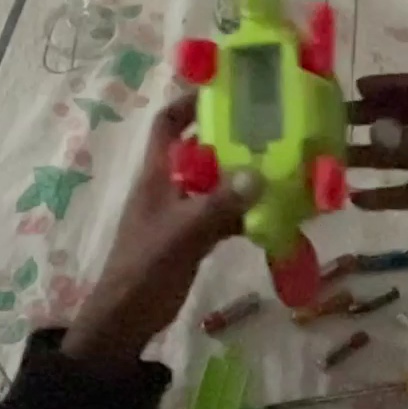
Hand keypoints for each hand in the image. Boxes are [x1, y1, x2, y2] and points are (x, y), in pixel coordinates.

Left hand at [61, 96, 256, 364]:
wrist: (126, 318)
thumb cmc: (146, 266)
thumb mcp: (183, 232)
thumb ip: (220, 204)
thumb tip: (260, 174)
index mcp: (156, 173)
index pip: (167, 124)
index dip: (188, 102)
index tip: (224, 90)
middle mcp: (168, 184)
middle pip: (199, 149)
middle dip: (230, 138)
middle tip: (271, 130)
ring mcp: (181, 211)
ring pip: (214, 183)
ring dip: (242, 177)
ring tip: (281, 167)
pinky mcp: (192, 236)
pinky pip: (222, 214)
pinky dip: (244, 212)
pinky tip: (274, 215)